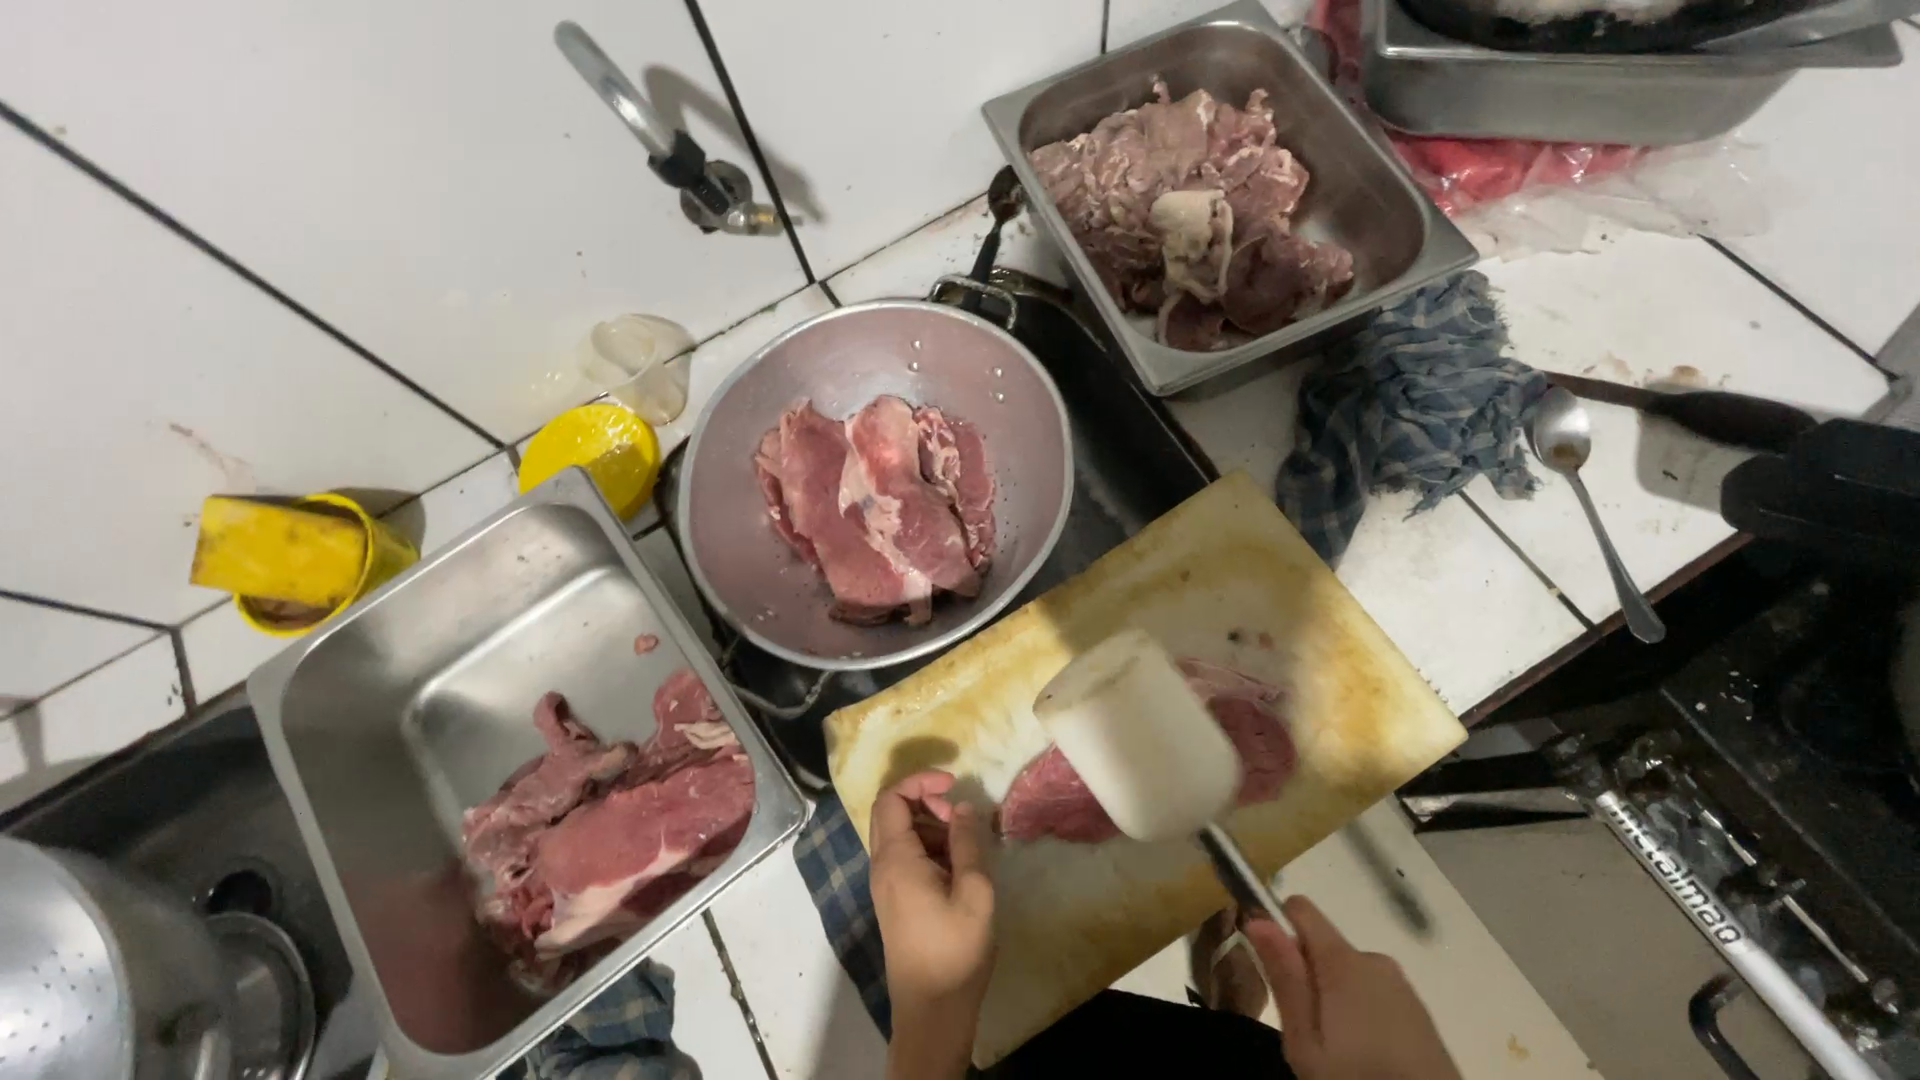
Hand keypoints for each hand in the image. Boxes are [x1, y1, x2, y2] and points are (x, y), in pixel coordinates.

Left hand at [869, 770, 995, 1079]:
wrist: (932, 1010)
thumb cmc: (955, 949)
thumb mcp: (974, 890)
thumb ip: (968, 842)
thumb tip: (963, 805)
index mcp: (896, 858)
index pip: (891, 798)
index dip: (920, 781)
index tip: (954, 784)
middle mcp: (882, 866)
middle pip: (893, 813)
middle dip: (928, 803)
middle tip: (962, 819)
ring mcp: (886, 885)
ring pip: (902, 836)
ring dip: (933, 828)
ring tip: (969, 848)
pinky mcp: (895, 901)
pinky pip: (906, 858)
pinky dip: (931, 850)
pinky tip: (960, 870)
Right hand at [1245, 896, 1462, 1079]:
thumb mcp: (1306, 1044)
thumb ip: (1284, 978)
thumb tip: (1258, 918)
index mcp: (1344, 961)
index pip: (1300, 909)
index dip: (1277, 929)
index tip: (1274, 971)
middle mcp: (1375, 961)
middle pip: (1323, 947)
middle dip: (1308, 979)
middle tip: (1309, 1034)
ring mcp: (1403, 987)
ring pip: (1347, 974)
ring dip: (1335, 1000)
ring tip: (1340, 1054)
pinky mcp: (1420, 1013)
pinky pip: (1375, 995)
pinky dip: (1363, 1015)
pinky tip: (1369, 1059)